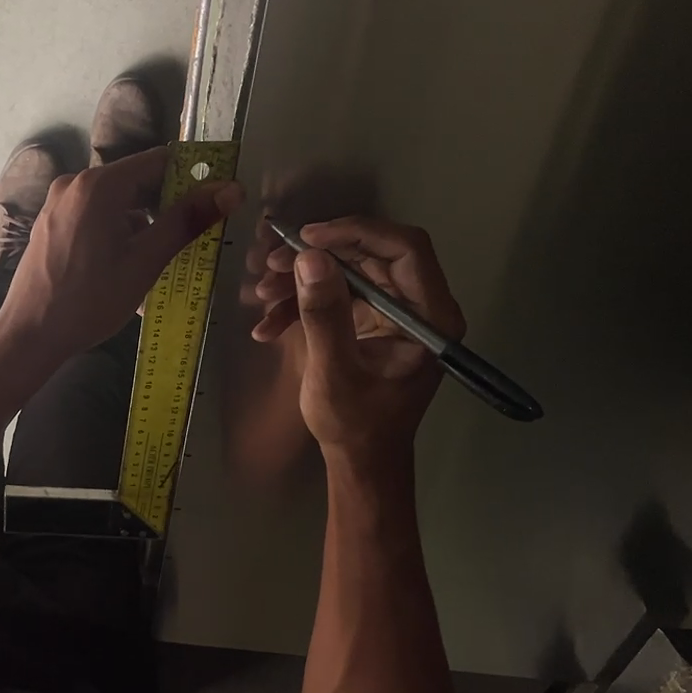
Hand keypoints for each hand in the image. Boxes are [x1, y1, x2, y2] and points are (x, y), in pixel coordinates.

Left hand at [0, 145, 242, 361]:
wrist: (29, 334)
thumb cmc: (89, 301)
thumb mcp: (144, 262)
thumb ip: (186, 222)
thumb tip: (231, 190)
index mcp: (98, 185)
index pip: (160, 162)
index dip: (194, 178)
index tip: (217, 201)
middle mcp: (74, 184)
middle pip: (135, 180)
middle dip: (168, 203)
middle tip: (194, 235)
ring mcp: (57, 204)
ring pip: (115, 201)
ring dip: (143, 221)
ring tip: (162, 255)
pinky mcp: (50, 224)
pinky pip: (94, 216)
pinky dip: (117, 230)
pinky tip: (128, 262)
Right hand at [249, 213, 464, 465]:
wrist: (359, 459)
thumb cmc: (356, 423)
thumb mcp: (334, 370)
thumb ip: (324, 313)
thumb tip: (309, 258)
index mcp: (429, 316)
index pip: (404, 249)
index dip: (356, 233)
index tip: (308, 238)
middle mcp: (418, 307)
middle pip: (370, 256)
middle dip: (317, 258)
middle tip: (271, 264)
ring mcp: (394, 315)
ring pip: (347, 274)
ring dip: (301, 282)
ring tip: (262, 296)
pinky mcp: (371, 324)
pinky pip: (337, 298)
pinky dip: (301, 305)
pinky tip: (268, 325)